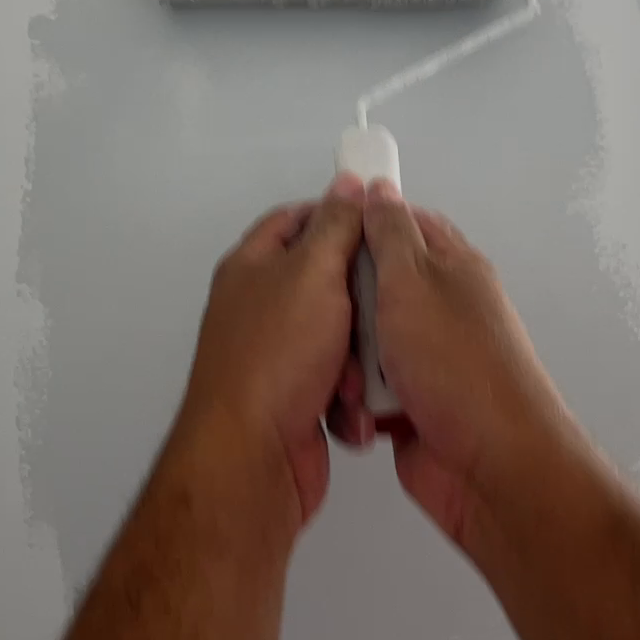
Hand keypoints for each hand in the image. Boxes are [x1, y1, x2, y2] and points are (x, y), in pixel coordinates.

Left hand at [177, 174, 366, 527]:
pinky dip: (347, 394)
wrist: (253, 457)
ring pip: (338, 334)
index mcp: (252, 266)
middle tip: (387, 307)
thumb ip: (336, 225)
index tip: (379, 228)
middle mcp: (259, 306)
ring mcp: (276, 355)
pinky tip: (351, 410)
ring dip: (358, 355)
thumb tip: (348, 182)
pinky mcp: (295, 398)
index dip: (337, 216)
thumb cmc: (280, 352)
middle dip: (360, 299)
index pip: (295, 220)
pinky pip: (334, 380)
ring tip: (360, 374)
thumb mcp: (313, 273)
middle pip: (324, 280)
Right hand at [352, 180, 571, 550]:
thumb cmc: (453, 361)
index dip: (363, 221)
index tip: (322, 232)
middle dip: (344, 301)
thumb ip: (389, 233)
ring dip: (349, 359)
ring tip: (345, 377)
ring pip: (365, 339)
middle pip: (375, 284)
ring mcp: (426, 359)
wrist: (491, 467)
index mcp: (450, 267)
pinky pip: (369, 388)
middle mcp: (439, 308)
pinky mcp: (411, 404)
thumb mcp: (412, 281)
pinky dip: (358, 400)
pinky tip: (353, 410)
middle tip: (321, 311)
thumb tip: (378, 187)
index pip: (404, 224)